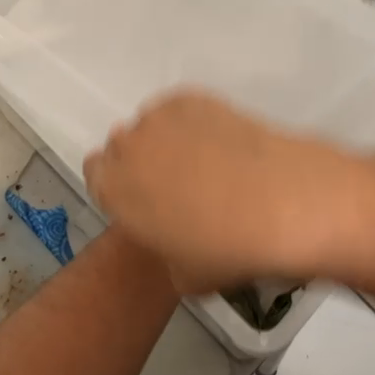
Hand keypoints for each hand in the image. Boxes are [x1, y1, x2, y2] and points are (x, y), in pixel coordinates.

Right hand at [83, 91, 374, 292]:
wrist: (279, 203)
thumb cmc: (226, 250)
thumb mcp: (184, 275)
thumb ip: (164, 251)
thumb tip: (177, 239)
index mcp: (115, 190)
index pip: (95, 174)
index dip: (119, 184)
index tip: (143, 198)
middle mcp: (128, 147)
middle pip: (122, 146)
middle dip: (142, 161)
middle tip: (177, 183)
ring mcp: (162, 118)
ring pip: (152, 124)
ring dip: (167, 139)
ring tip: (205, 160)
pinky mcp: (195, 98)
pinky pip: (180, 109)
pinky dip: (194, 122)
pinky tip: (221, 142)